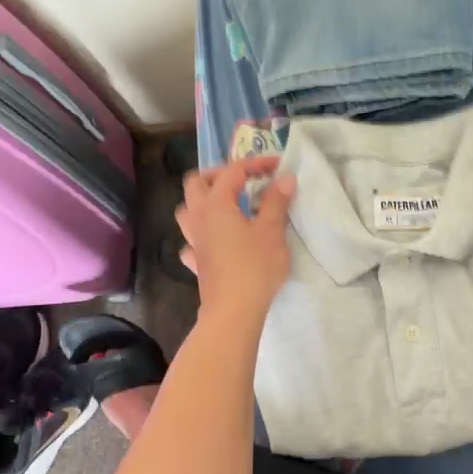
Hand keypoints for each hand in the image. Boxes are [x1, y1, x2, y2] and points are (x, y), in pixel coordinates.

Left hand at [176, 155, 295, 321]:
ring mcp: (194, 241)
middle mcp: (199, 217)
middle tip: (244, 181)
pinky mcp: (197, 262)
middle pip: (197, 183)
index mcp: (216, 204)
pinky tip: (215, 242)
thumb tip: (284, 178)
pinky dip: (202, 236)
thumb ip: (277, 202)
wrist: (233, 310)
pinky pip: (192, 241)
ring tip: (227, 207)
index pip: (233, 171)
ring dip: (204, 202)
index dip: (256, 163)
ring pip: (187, 210)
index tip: (278, 167)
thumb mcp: (273, 231)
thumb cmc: (255, 266)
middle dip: (219, 175)